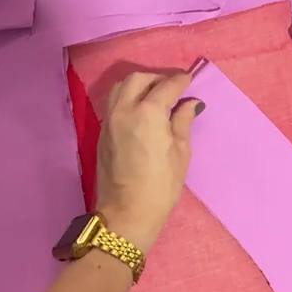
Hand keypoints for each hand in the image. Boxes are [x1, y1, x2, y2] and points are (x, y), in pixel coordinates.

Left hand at [95, 69, 204, 250]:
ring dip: (139, 85)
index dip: (181, 81)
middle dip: (157, 78)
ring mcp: (109, 120)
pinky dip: (127, 97)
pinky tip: (140, 109)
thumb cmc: (161, 186)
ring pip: (121, 88)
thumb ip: (183, 122)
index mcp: (148, 114)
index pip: (166, 86)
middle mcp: (124, 110)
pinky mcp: (102, 132)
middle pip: (138, 79)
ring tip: (155, 95)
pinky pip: (114, 103)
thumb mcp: (181, 154)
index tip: (190, 80)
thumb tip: (189, 104)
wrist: (127, 213)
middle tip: (173, 87)